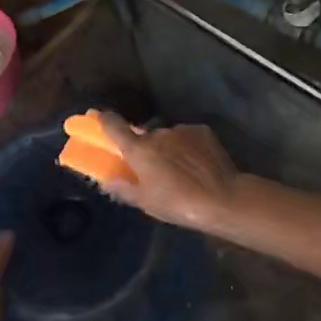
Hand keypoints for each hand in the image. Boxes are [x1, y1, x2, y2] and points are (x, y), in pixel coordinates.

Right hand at [95, 117, 240, 231]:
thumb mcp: (146, 202)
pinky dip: (188, 147)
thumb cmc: (177, 203)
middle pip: (145, 136)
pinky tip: (197, 164)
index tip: (99, 117)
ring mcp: (181, 130)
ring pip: (168, 137)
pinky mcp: (202, 131)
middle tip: (154, 168)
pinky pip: (188, 137)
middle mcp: (158, 133)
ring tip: (180, 169)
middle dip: (147, 148)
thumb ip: (123, 188)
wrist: (222, 198)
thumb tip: (107, 180)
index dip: (104, 120)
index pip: (114, 126)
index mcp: (139, 149)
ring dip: (169, 148)